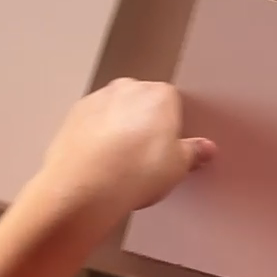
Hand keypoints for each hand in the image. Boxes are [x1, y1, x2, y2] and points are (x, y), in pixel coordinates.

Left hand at [30, 79, 215, 227]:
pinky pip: (92, 124)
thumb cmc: (134, 171)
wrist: (85, 187)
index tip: (170, 149)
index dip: (172, 129)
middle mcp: (128, 89)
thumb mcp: (178, 167)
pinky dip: (95, 138)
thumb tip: (203, 149)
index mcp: (160, 95)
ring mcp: (97, 100)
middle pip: (142, 103)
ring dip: (118, 130)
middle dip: (145, 125)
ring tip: (121, 165)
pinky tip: (99, 164)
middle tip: (148, 158)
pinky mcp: (73, 116)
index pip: (173, 104)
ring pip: (115, 112)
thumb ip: (193, 153)